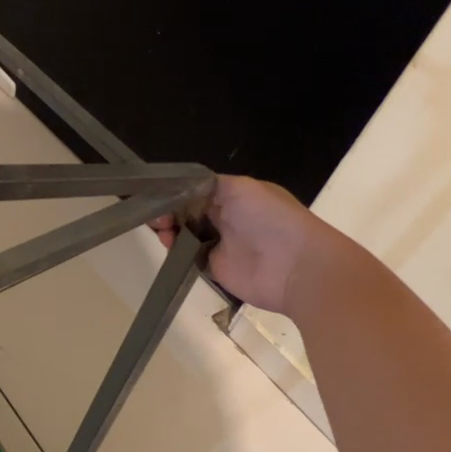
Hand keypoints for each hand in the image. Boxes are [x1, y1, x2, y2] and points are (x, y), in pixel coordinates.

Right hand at [150, 175, 361, 317]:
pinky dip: (175, 249)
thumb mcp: (241, 187)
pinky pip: (188, 255)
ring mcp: (222, 243)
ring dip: (168, 228)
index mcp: (238, 197)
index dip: (176, 191)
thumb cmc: (271, 218)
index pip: (197, 190)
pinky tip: (168, 243)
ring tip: (160, 228)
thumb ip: (208, 184)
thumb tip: (184, 192)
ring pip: (184, 231)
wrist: (298, 267)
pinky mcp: (216, 267)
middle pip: (187, 210)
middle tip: (153, 212)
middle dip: (168, 208)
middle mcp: (229, 218)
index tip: (157, 193)